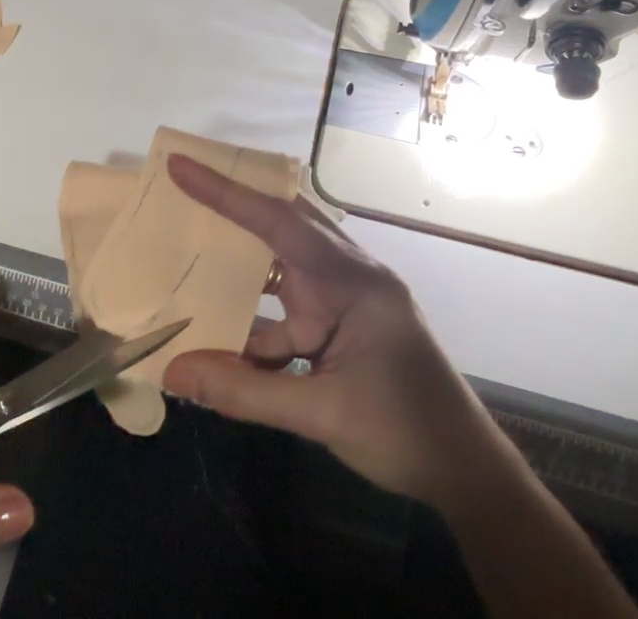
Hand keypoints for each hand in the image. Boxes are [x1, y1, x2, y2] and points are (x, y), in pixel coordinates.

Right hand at [160, 155, 513, 507]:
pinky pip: (282, 317)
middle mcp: (347, 279)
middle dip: (232, 208)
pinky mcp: (336, 332)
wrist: (464, 471)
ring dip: (237, 273)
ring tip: (185, 257)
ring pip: (278, 274)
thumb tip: (172, 371)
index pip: (280, 222)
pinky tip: (215, 344)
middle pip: (282, 228)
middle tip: (179, 189)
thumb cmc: (406, 431)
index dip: (226, 193)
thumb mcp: (322, 413)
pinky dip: (250, 329)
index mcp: (354, 282)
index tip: (180, 165)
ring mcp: (342, 305)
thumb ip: (244, 391)